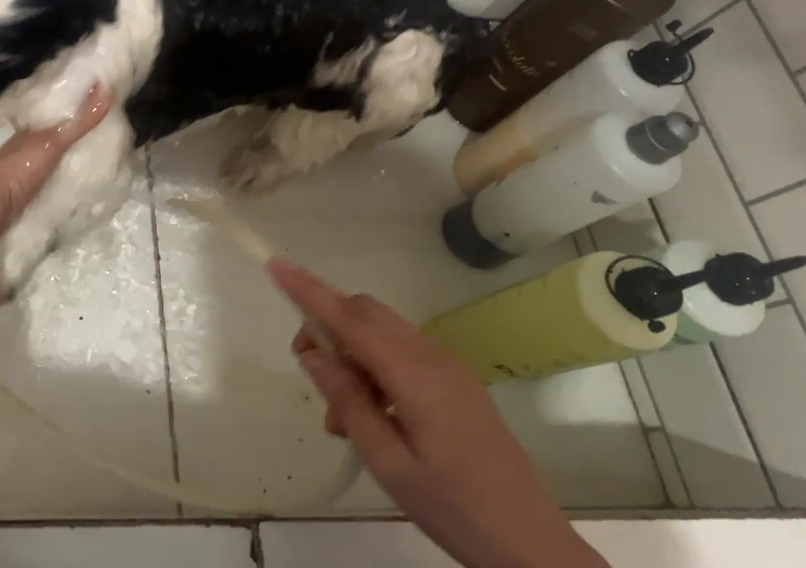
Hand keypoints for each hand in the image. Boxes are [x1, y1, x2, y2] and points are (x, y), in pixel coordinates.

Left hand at [0, 86, 113, 247]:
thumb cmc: (17, 169)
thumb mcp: (52, 141)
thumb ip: (78, 121)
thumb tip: (107, 87)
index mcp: (30, 129)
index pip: (55, 110)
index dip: (75, 104)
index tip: (101, 98)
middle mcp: (26, 146)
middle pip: (54, 134)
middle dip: (74, 132)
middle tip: (108, 129)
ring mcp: (24, 171)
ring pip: (52, 157)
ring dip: (70, 156)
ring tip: (100, 155)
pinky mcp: (26, 193)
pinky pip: (51, 179)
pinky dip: (65, 176)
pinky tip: (79, 180)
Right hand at [268, 260, 607, 567]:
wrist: (529, 543)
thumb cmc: (453, 507)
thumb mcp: (388, 462)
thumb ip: (348, 401)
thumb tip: (312, 354)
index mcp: (414, 375)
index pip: (349, 319)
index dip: (309, 292)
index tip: (276, 267)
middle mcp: (432, 357)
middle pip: (367, 312)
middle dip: (328, 323)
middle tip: (308, 368)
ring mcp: (449, 367)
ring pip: (384, 331)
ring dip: (351, 351)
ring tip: (339, 414)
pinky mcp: (457, 382)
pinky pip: (403, 352)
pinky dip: (375, 365)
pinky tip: (371, 413)